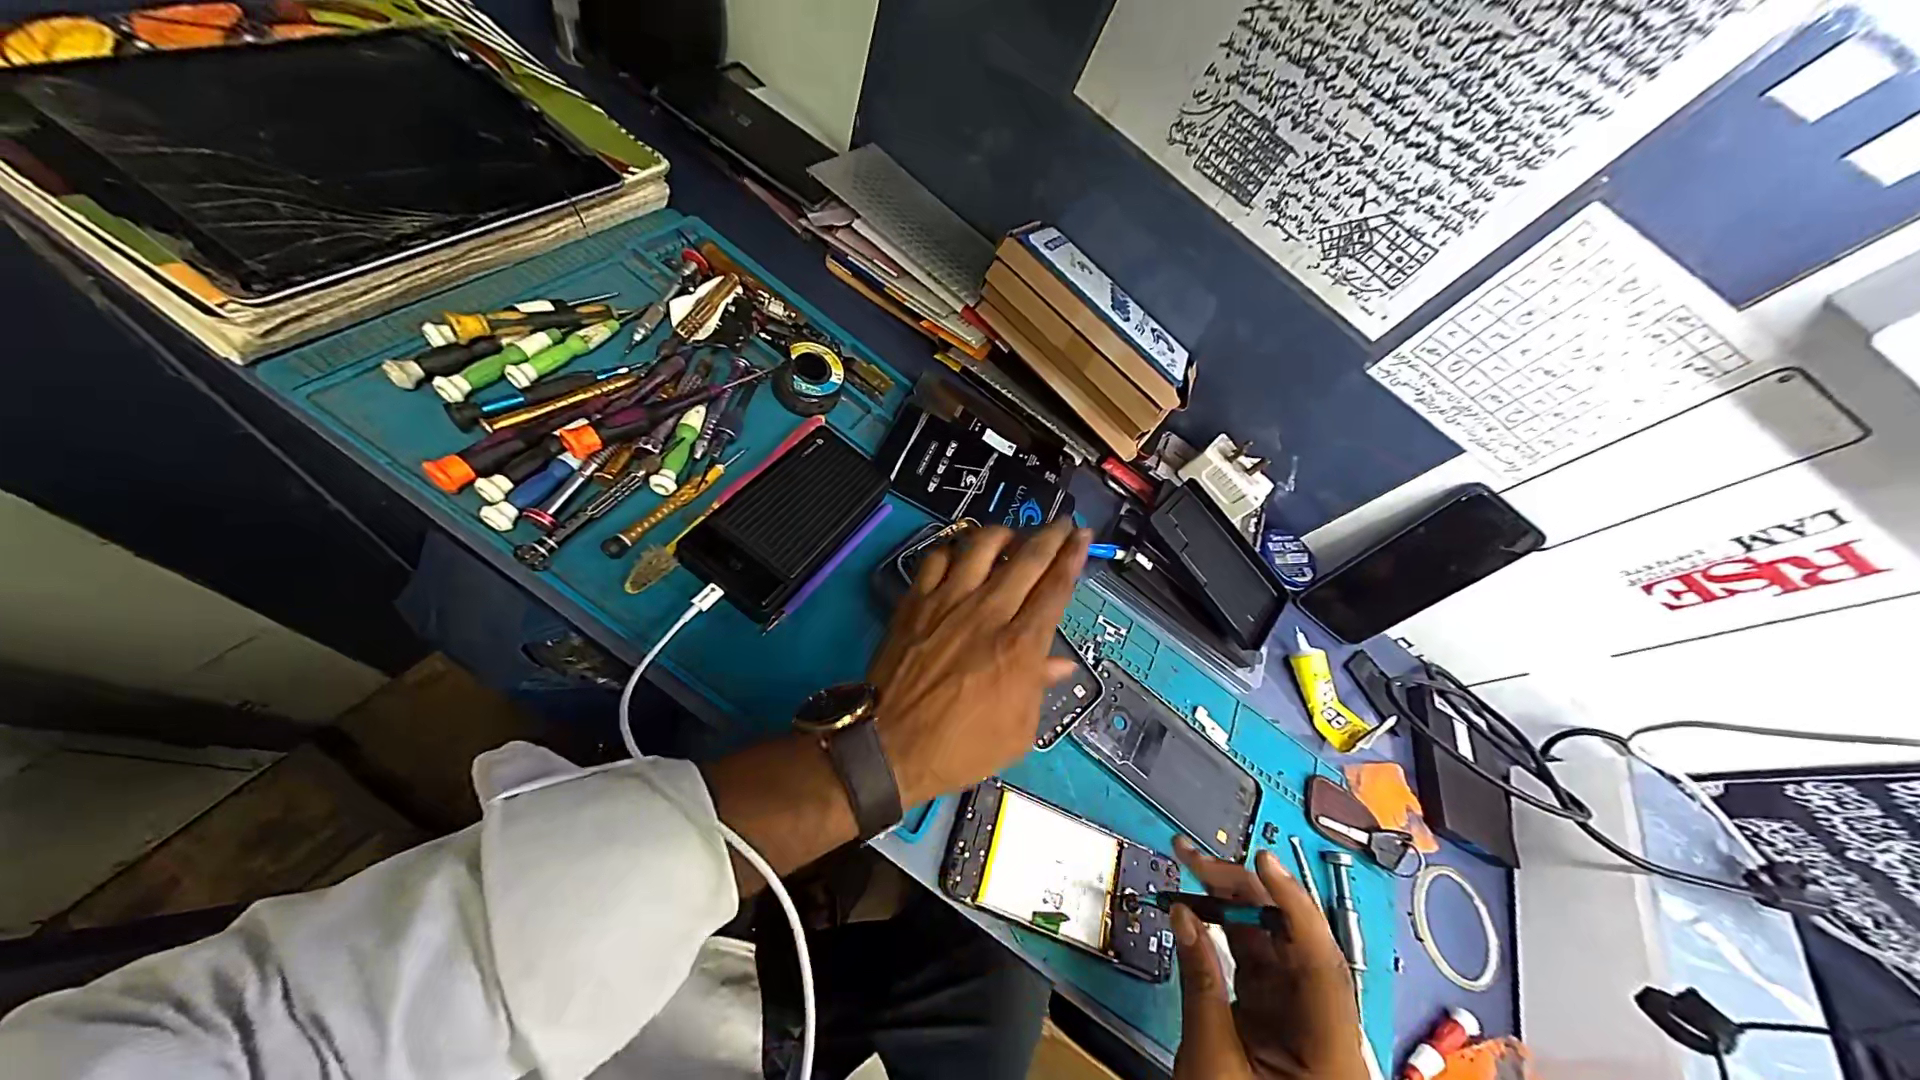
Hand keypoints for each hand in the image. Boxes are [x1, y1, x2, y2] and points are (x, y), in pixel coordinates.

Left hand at [866, 517, 1088, 805]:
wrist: (890, 747)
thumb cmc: (959, 747)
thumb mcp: (1017, 731)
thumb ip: (1040, 687)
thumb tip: (1059, 663)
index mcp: (1020, 646)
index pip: (1055, 587)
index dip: (1073, 556)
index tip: (1082, 537)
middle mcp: (988, 612)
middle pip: (1027, 557)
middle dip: (1051, 535)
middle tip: (1062, 525)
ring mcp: (947, 601)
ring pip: (982, 545)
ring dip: (1005, 533)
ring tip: (1013, 537)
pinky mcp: (915, 601)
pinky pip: (937, 557)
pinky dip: (954, 549)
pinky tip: (961, 554)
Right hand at [1170, 839, 1368, 1079]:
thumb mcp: (1212, 1064)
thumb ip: (1201, 985)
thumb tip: (1184, 915)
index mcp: (1331, 1051)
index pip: (1321, 960)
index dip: (1293, 903)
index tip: (1261, 860)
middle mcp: (1323, 1025)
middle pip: (1292, 941)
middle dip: (1246, 892)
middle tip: (1198, 859)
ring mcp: (1298, 1019)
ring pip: (1270, 944)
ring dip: (1231, 902)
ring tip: (1192, 868)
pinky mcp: (1274, 1017)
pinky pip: (1254, 961)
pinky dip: (1224, 930)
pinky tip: (1199, 907)